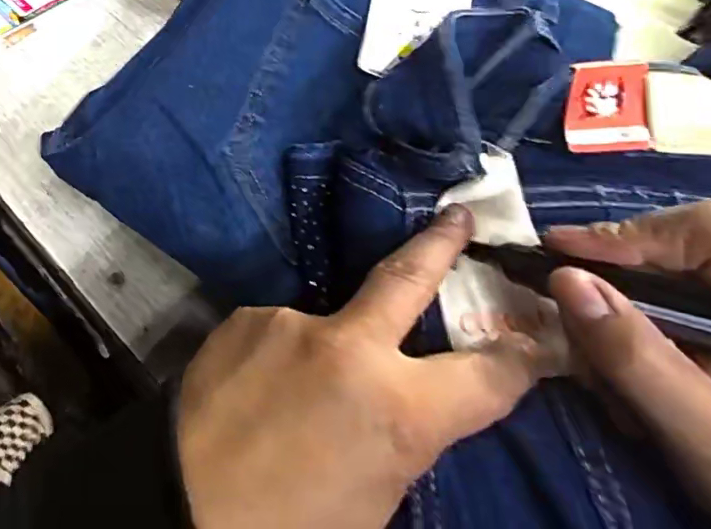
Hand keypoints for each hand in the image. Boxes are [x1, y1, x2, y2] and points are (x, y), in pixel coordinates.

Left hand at [177, 205, 546, 528]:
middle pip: (407, 277)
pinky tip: (259, 394)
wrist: (168, 514)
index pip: (485, 376)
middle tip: (459, 212)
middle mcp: (348, 345)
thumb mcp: (371, 507)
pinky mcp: (248, 316)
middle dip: (439, 242)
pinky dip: (283, 360)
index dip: (523, 357)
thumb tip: (407, 405)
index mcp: (394, 410)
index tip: (543, 334)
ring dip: (330, 351)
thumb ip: (398, 441)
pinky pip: (282, 335)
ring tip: (299, 401)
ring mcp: (292, 320)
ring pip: (332, 324)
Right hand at [544, 202, 710, 528]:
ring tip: (597, 362)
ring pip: (689, 286)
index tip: (562, 252)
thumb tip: (565, 279)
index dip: (632, 234)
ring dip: (633, 314)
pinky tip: (633, 387)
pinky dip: (652, 342)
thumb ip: (641, 362)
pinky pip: (697, 324)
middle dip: (626, 273)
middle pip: (695, 252)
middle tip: (570, 298)